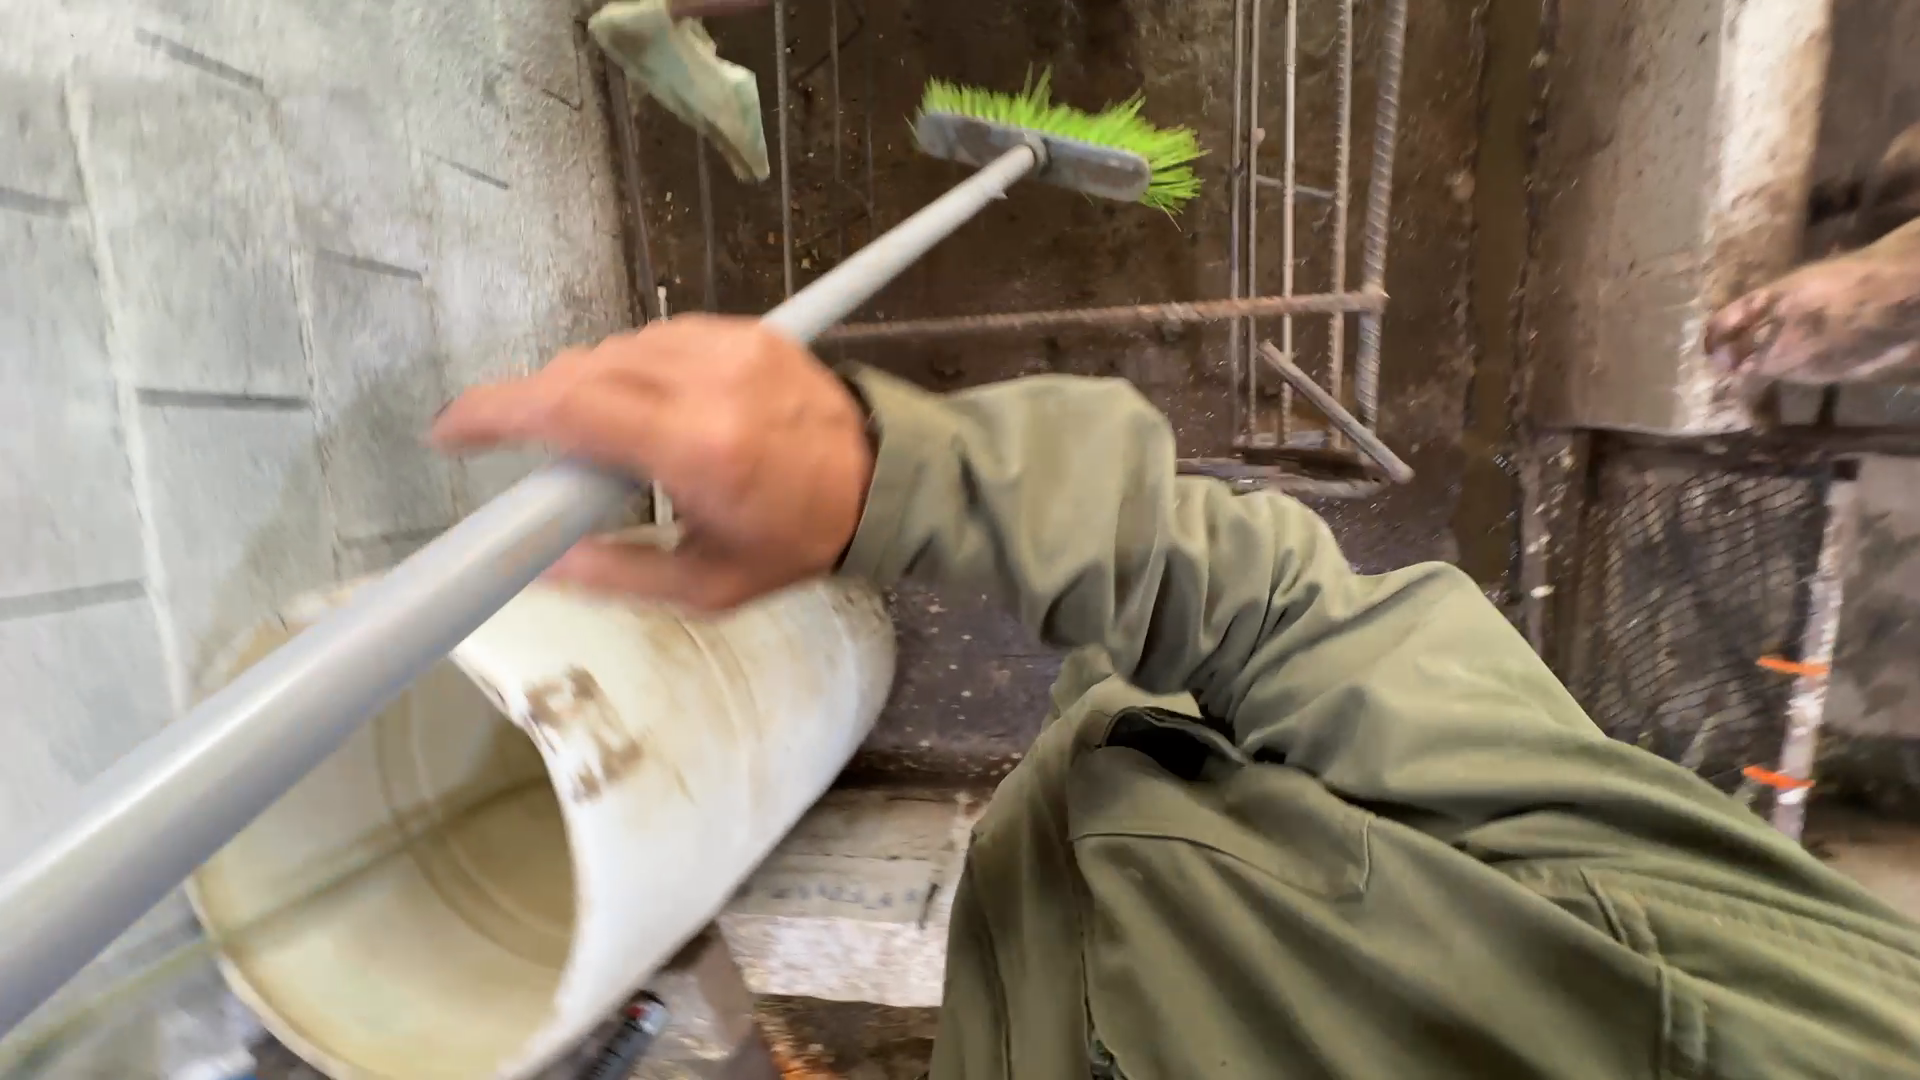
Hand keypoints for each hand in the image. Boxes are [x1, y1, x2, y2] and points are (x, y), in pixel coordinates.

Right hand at [430, 315, 873, 611]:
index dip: (492, 411)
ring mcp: (733, 345)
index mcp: (700, 449)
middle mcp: (711, 381)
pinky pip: (662, 336)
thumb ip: (618, 575)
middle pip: (582, 370)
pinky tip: (655, 405)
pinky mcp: (750, 329)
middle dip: (539, 404)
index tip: (448, 430)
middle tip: (539, 450)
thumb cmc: (799, 541)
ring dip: (591, 386)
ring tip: (609, 435)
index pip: (568, 408)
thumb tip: (538, 562)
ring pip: (618, 348)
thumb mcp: (710, 585)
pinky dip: (637, 368)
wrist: (881, 480)